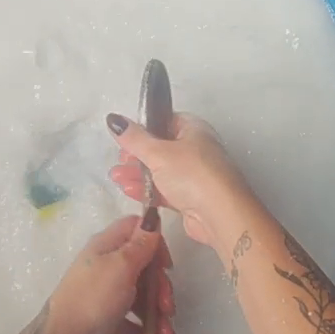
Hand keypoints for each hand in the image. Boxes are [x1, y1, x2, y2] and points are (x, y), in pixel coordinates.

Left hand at [43, 215, 175, 333]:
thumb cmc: (94, 298)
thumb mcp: (122, 266)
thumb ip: (140, 244)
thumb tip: (151, 216)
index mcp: (106, 246)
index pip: (135, 228)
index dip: (155, 242)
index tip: (166, 266)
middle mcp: (104, 265)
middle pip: (141, 266)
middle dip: (159, 287)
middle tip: (167, 307)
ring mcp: (102, 292)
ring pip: (138, 295)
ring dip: (156, 313)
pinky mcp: (102, 318)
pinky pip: (129, 319)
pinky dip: (142, 330)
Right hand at [106, 112, 255, 247]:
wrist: (221, 215)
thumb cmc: (191, 174)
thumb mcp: (158, 153)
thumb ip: (134, 138)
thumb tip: (113, 118)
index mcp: (194, 129)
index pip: (166, 120)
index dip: (145, 127)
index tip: (125, 136)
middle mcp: (197, 149)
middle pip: (161, 148)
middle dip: (137, 155)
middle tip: (120, 160)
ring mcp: (195, 175)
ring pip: (162, 171)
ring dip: (138, 174)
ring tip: (115, 177)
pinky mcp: (191, 198)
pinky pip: (165, 190)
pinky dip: (148, 190)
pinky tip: (129, 191)